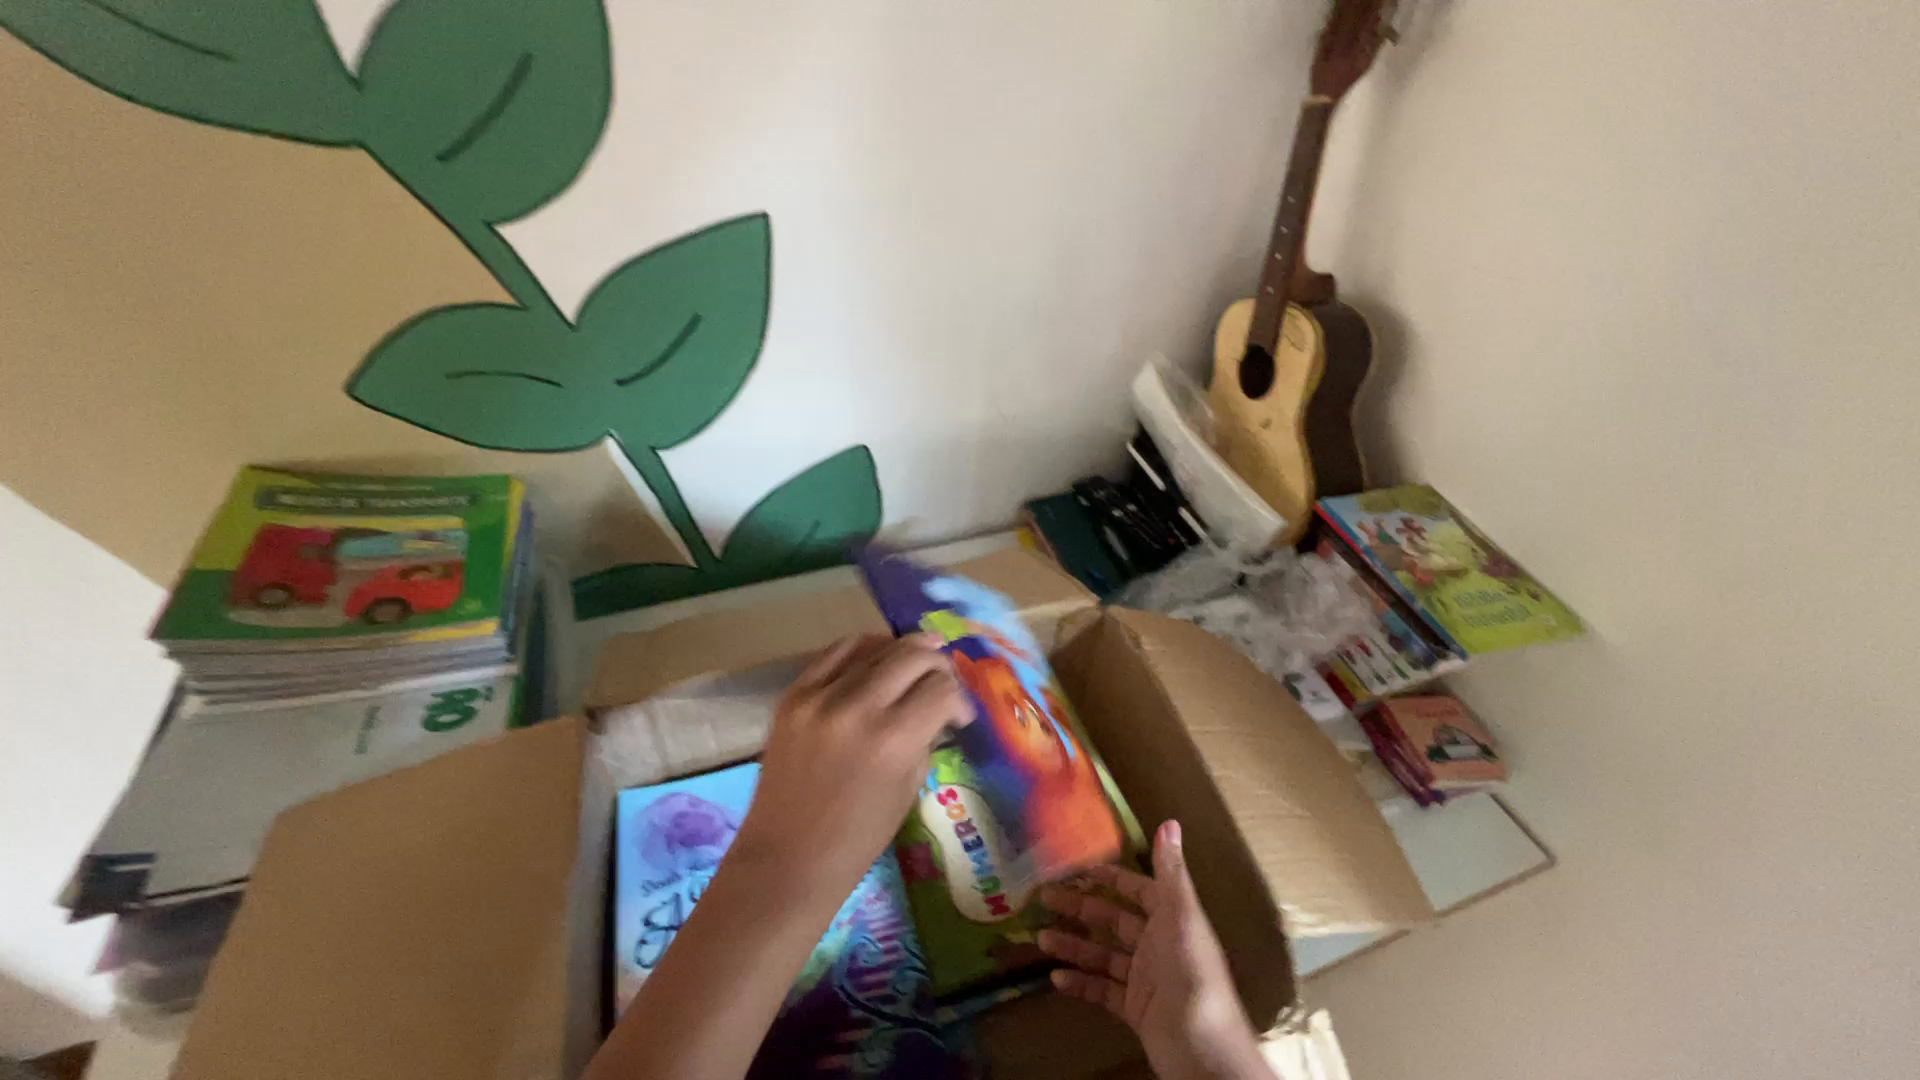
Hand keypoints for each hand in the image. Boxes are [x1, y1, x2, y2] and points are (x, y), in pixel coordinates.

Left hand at [732, 633, 970, 905]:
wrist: (787, 857)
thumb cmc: (857, 838)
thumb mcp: (909, 788)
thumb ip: (925, 738)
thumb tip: (937, 706)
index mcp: (893, 739)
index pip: (942, 689)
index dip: (959, 700)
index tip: (959, 716)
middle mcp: (858, 706)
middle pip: (913, 656)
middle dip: (938, 665)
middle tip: (943, 682)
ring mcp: (820, 696)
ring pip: (876, 645)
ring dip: (904, 650)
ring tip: (917, 659)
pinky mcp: (793, 694)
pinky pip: (836, 651)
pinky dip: (864, 649)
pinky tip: (877, 659)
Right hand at [1039, 820, 1269, 1079]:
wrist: (1202, 1051)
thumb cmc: (1192, 975)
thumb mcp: (1182, 917)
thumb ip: (1171, 872)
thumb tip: (1170, 821)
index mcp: (1171, 920)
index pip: (1138, 890)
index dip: (1111, 877)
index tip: (1079, 867)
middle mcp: (1158, 945)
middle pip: (1113, 921)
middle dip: (1080, 908)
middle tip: (1044, 897)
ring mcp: (1146, 980)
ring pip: (1103, 955)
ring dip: (1073, 945)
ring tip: (1042, 937)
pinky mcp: (1136, 1011)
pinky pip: (1102, 991)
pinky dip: (1080, 983)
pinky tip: (1056, 978)